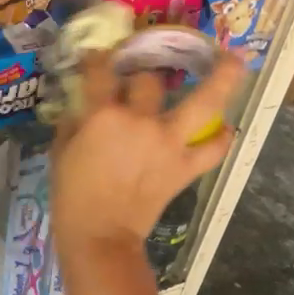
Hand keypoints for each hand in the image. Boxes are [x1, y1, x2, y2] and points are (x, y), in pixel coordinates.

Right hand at [51, 50, 244, 254]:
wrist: (99, 237)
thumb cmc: (71, 197)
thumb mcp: (60, 153)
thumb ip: (74, 124)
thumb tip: (84, 108)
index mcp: (103, 116)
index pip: (102, 72)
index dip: (99, 59)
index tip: (99, 57)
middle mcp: (140, 121)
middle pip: (150, 80)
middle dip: (144, 78)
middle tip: (142, 82)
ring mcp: (168, 143)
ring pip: (205, 101)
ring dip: (223, 78)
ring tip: (233, 61)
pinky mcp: (184, 167)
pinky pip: (213, 148)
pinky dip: (221, 139)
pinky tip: (224, 129)